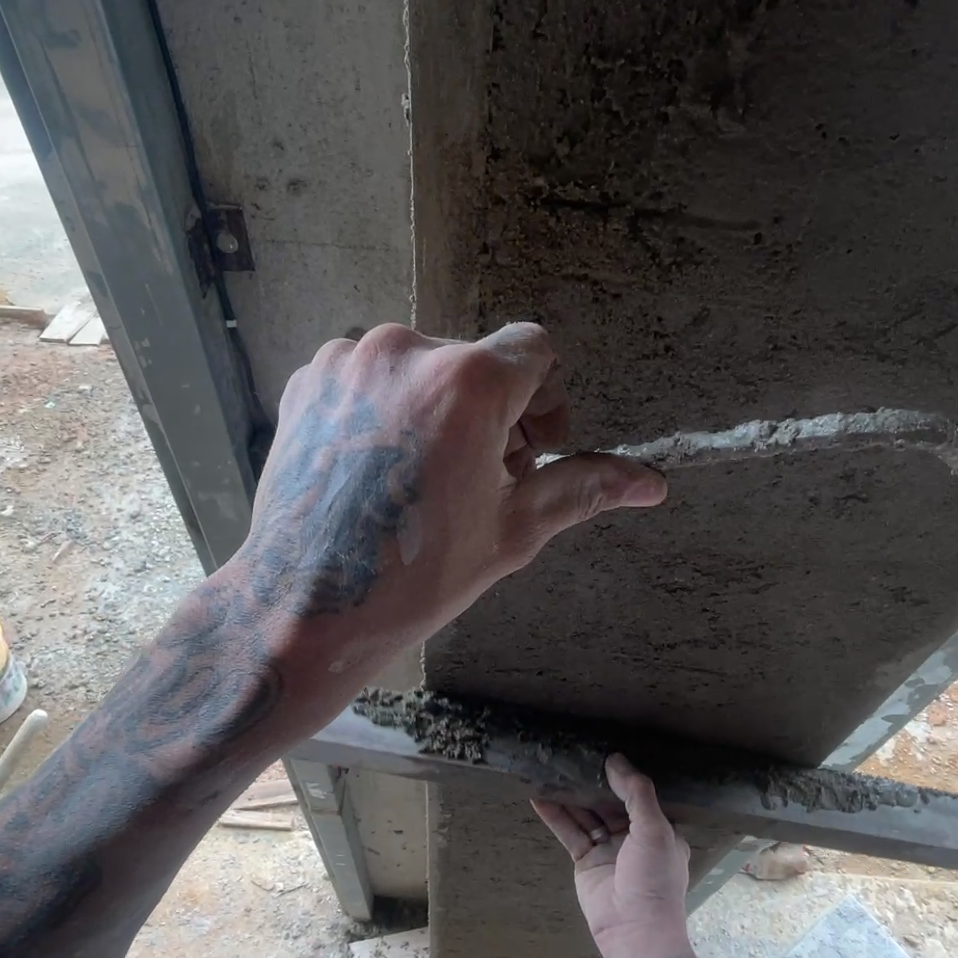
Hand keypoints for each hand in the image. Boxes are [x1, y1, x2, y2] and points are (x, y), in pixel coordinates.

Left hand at [231, 322, 667, 695]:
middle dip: (497, 412)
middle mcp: (403, 352)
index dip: (546, 400)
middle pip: (478, 361)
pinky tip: (386, 470)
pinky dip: (391, 410)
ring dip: (443, 409)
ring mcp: (347, 363)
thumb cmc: (415, 576)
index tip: (535, 446)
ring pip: (423, 367)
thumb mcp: (513, 530)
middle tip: (488, 476)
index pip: (535, 350)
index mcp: (466, 382)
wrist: (306, 607)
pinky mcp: (309, 382)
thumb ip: (582, 489)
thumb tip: (650, 483)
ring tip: (434, 477)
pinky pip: (371, 378)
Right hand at [534, 754, 690, 957]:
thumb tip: (615, 760)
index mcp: (658, 830)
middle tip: (569, 756)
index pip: (638, 795)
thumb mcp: (654, 829)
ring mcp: (607, 849)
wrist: (635, 931)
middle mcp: (632, 837)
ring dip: (569, 795)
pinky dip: (555, 815)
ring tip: (549, 770)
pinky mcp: (585, 862)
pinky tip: (539, 798)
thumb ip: (636, 793)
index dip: (621, 776)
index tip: (602, 752)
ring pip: (586, 815)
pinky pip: (569, 832)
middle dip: (590, 782)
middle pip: (608, 802)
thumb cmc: (653, 879)